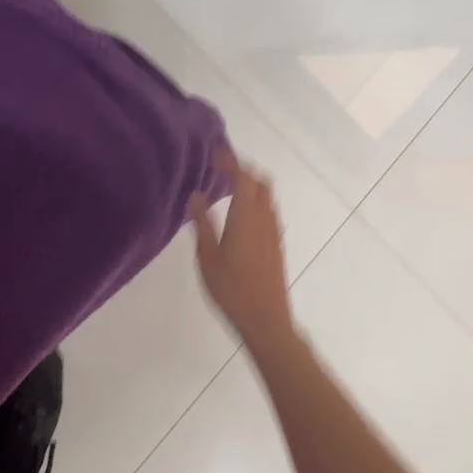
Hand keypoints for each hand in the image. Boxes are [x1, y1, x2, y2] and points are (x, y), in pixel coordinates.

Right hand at [192, 150, 296, 348]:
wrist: (266, 320)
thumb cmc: (232, 289)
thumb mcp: (208, 257)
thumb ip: (202, 223)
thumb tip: (195, 195)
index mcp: (247, 216)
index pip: (242, 178)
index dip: (230, 162)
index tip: (216, 152)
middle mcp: (265, 218)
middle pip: (260, 182)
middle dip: (243, 170)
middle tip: (221, 168)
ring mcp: (274, 232)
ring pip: (267, 197)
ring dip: (251, 185)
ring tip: (228, 188)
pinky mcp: (277, 245)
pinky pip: (268, 211)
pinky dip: (255, 201)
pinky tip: (240, 215)